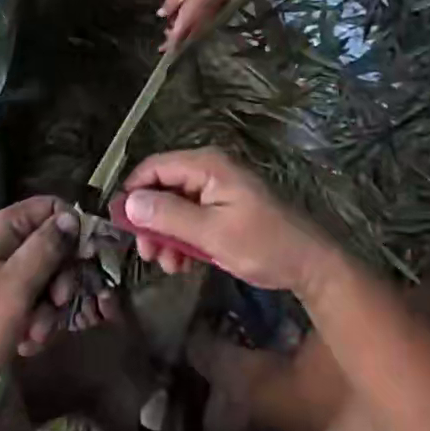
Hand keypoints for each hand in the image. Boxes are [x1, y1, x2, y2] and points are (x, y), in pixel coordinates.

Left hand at [0, 196, 80, 412]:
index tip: (85, 259)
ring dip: (50, 311)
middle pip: (56, 247)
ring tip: (34, 333)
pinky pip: (37, 307)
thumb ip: (47, 248)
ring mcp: (4, 279)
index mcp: (4, 229)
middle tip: (56, 302)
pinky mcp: (5, 309)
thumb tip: (73, 217)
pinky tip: (25, 345)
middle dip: (62, 280)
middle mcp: (5, 247)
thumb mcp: (15, 285)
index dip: (73, 230)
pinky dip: (37, 326)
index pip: (53, 208)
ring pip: (49, 282)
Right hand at [119, 147, 338, 292]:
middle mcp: (209, 170)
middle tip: (146, 254)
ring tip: (168, 265)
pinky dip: (183, 239)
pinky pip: (191, 218)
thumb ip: (168, 216)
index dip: (134, 192)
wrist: (309, 264)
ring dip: (166, 235)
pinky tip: (183, 263)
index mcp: (207, 165)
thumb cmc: (261, 244)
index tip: (120, 225)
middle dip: (151, 221)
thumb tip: (127, 203)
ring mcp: (217, 190)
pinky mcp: (223, 209)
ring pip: (174, 207)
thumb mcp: (210, 233)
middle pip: (163, 188)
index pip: (155, 167)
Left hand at [158, 0, 246, 51]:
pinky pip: (198, 26)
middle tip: (166, 31)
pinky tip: (186, 15)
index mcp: (187, 22)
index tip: (161, 49)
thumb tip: (161, 14)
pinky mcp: (213, 17)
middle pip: (184, 38)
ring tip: (174, 22)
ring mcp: (207, 22)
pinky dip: (190, 24)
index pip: (176, 39)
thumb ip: (170, 4)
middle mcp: (198, 26)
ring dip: (182, 30)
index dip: (168, 45)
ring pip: (192, 32)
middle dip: (174, 37)